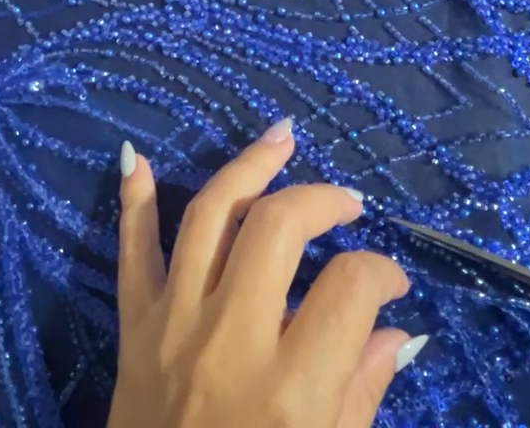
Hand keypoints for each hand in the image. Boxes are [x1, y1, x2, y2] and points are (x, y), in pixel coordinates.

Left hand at [107, 119, 427, 427]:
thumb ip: (363, 392)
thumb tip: (399, 330)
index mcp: (290, 389)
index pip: (351, 288)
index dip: (382, 272)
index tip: (391, 280)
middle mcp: (230, 339)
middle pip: (278, 227)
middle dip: (321, 199)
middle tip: (348, 202)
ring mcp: (174, 324)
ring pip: (211, 214)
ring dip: (247, 165)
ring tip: (280, 136)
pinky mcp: (134, 326)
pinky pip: (130, 250)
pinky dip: (131, 200)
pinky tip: (133, 155)